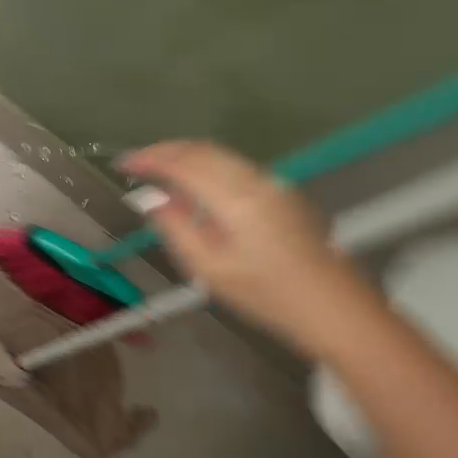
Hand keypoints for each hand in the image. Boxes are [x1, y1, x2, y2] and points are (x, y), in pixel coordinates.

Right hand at [122, 140, 386, 354]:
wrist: (335, 308)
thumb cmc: (267, 295)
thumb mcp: (209, 270)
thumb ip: (175, 228)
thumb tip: (151, 200)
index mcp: (234, 199)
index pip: (182, 164)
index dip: (148, 159)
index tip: (122, 164)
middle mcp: (254, 181)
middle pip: (201, 149)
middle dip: (164, 150)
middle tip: (135, 162)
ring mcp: (272, 184)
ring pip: (219, 154)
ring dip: (185, 156)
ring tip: (158, 172)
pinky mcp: (282, 193)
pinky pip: (234, 165)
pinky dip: (205, 165)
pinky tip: (194, 186)